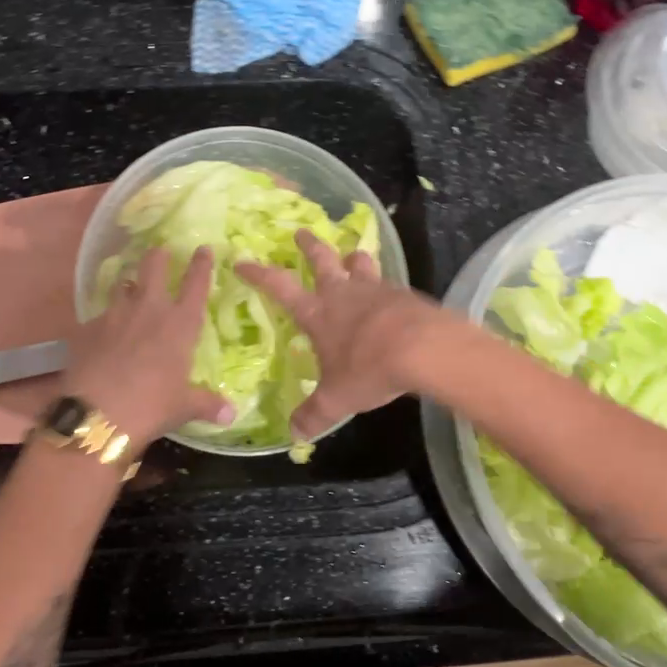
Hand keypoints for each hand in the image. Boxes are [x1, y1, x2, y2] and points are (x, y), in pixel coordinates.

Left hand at [65, 246, 232, 441]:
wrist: (97, 415)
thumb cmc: (152, 406)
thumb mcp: (184, 407)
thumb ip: (207, 404)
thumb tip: (231, 415)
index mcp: (179, 324)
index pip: (196, 284)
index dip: (202, 265)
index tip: (204, 248)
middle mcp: (148, 309)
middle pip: (154, 266)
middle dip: (159, 256)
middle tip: (161, 251)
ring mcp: (114, 315)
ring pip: (123, 283)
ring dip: (129, 283)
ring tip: (131, 287)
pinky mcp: (86, 328)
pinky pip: (99, 315)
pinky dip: (105, 319)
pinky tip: (103, 332)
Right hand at [236, 229, 446, 440]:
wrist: (424, 348)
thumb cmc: (369, 369)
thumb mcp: (336, 399)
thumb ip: (314, 414)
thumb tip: (294, 434)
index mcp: (318, 313)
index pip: (279, 287)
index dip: (258, 273)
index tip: (242, 260)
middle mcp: (343, 293)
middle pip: (323, 259)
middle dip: (309, 246)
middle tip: (301, 233)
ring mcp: (376, 289)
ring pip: (360, 264)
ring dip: (353, 258)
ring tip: (353, 254)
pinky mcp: (405, 294)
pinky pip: (389, 282)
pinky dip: (384, 284)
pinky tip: (389, 294)